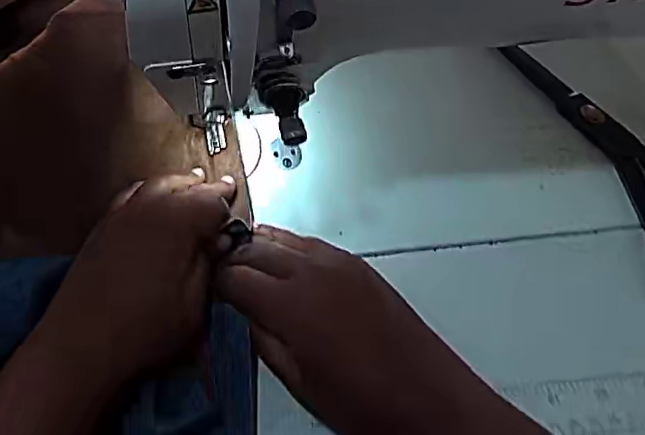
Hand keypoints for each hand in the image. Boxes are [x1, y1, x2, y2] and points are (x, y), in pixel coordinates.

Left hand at [39, 172, 239, 378]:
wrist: (83, 336)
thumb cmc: (143, 327)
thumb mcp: (193, 304)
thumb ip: (208, 265)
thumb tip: (218, 242)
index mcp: (178, 220)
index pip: (211, 199)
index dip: (226, 202)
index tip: (236, 201)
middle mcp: (149, 204)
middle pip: (183, 184)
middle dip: (203, 189)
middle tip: (219, 192)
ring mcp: (124, 210)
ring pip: (157, 184)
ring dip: (176, 186)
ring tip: (189, 191)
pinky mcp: (105, 221)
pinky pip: (134, 194)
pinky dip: (149, 193)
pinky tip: (152, 204)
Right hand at [218, 226, 540, 434]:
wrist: (435, 406)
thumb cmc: (372, 409)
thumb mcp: (301, 384)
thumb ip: (264, 340)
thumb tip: (243, 316)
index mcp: (292, 304)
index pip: (233, 274)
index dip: (216, 282)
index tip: (209, 290)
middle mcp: (311, 270)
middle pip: (252, 245)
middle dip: (232, 259)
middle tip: (223, 277)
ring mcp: (335, 260)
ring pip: (278, 235)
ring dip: (258, 248)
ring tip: (250, 268)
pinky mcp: (354, 262)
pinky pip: (307, 241)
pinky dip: (287, 249)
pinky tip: (287, 270)